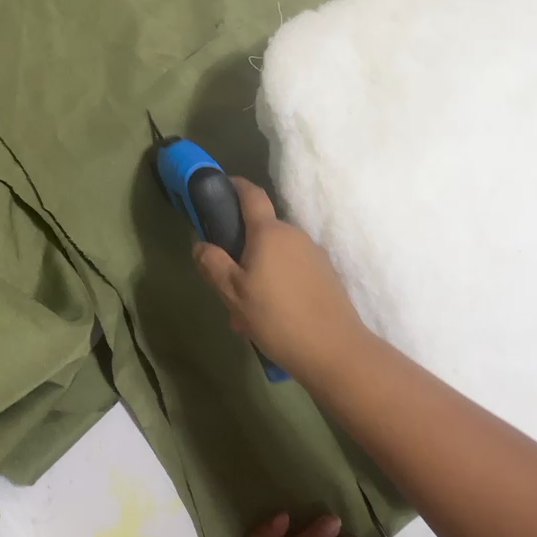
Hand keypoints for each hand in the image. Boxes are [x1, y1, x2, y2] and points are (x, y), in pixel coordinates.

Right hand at [193, 177, 371, 381]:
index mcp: (269, 232)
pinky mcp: (326, 276)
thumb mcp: (233, 294)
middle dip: (241, 253)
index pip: (251, 195)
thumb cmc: (277, 317)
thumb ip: (213, 264)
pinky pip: (293, 272)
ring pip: (276, 257)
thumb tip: (201, 245)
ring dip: (259, 276)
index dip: (235, 186)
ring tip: (247, 316)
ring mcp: (314, 255)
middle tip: (226, 287)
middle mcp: (294, 235)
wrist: (335, 350)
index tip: (221, 188)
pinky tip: (271, 321)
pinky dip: (278, 286)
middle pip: (261, 233)